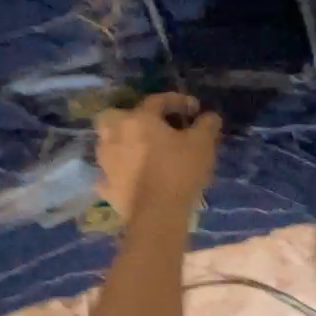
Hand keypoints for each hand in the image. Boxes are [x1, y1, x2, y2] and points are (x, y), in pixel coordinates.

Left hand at [94, 93, 221, 219]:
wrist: (157, 214)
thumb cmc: (180, 170)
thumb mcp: (203, 142)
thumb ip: (207, 123)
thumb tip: (209, 117)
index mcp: (138, 119)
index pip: (157, 100)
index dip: (178, 101)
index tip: (195, 109)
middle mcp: (115, 136)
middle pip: (114, 116)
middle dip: (132, 117)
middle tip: (154, 126)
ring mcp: (106, 163)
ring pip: (110, 144)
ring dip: (125, 143)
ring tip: (147, 151)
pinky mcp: (106, 187)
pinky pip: (111, 172)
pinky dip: (121, 171)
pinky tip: (135, 176)